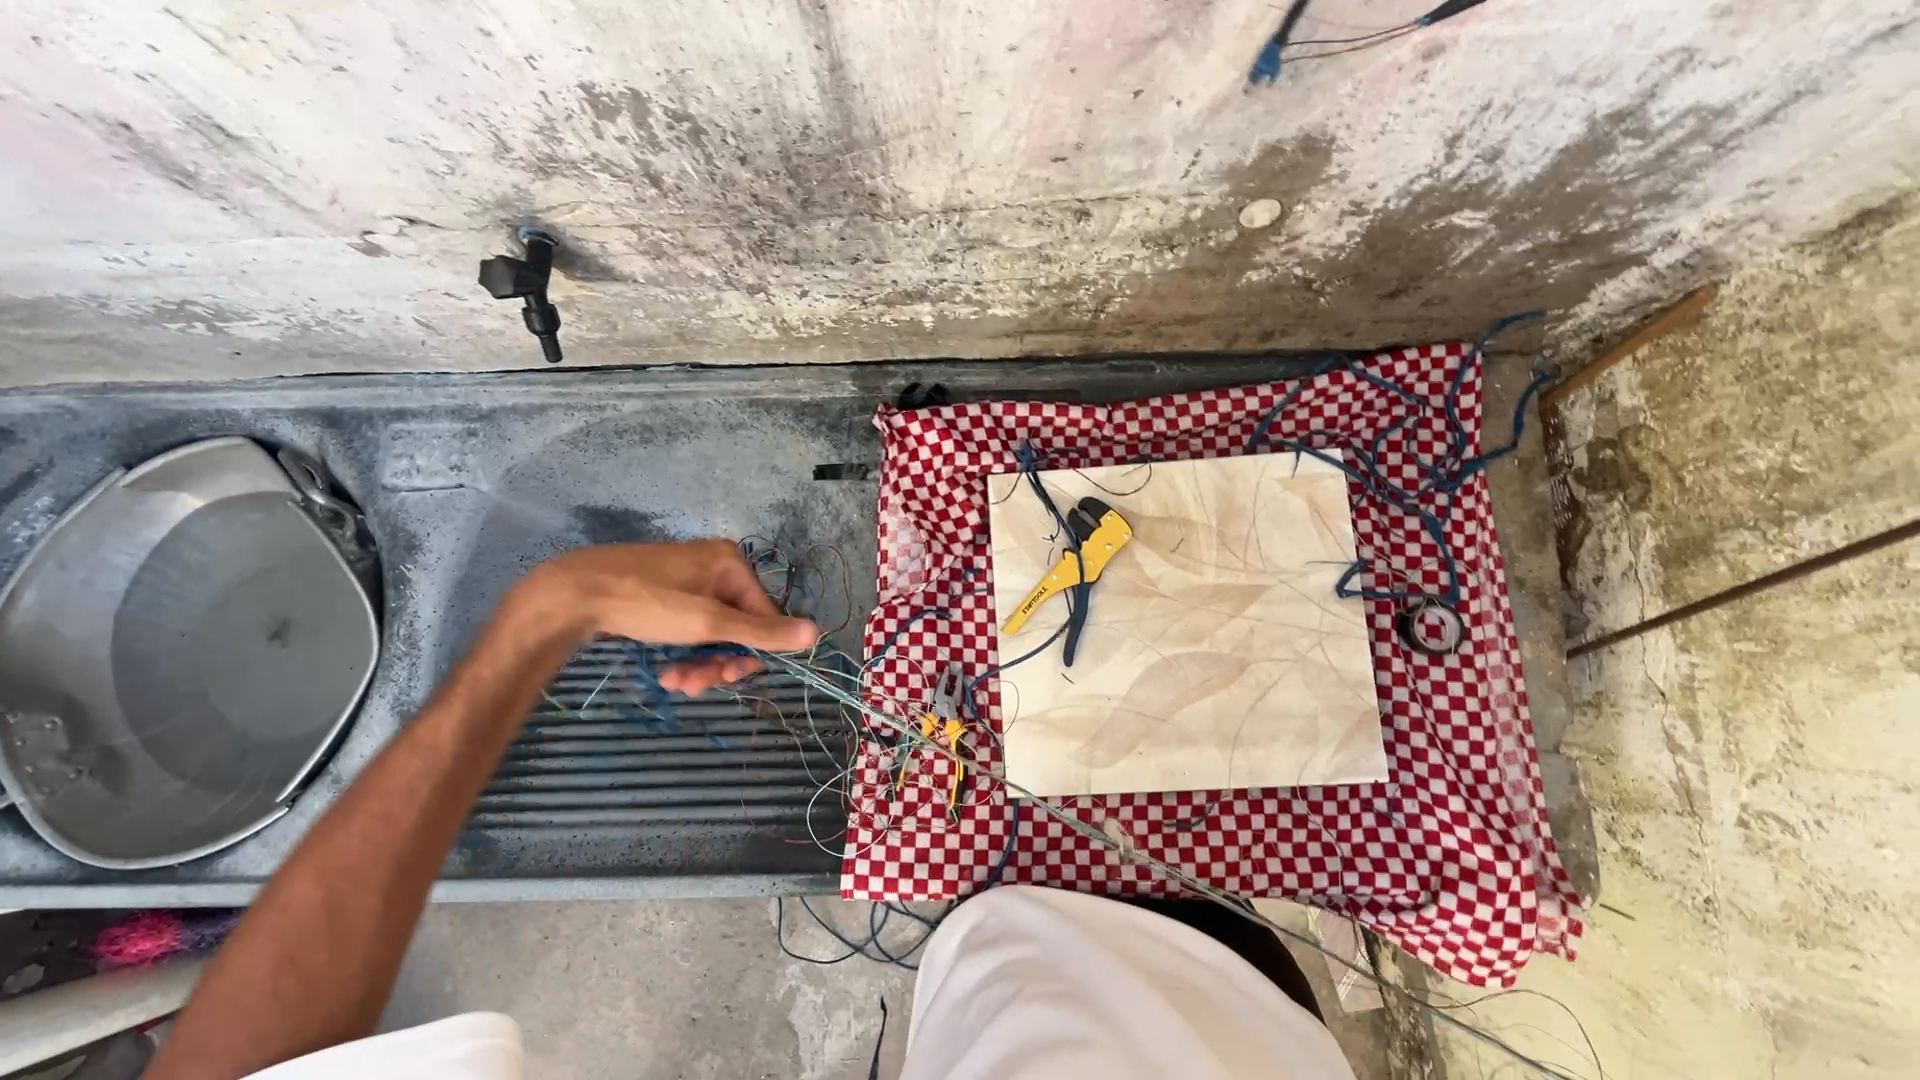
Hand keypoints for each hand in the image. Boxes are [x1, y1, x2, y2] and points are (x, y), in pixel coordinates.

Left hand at [519, 540, 817, 693]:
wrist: (571, 595)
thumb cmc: (646, 604)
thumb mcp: (707, 623)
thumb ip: (762, 632)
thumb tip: (816, 633)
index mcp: (731, 563)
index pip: (764, 616)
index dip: (751, 652)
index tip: (728, 680)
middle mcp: (714, 567)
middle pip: (737, 627)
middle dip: (718, 661)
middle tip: (693, 686)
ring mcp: (688, 580)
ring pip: (711, 633)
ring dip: (698, 664)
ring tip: (673, 683)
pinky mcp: (664, 594)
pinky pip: (689, 628)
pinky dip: (682, 653)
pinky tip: (663, 671)